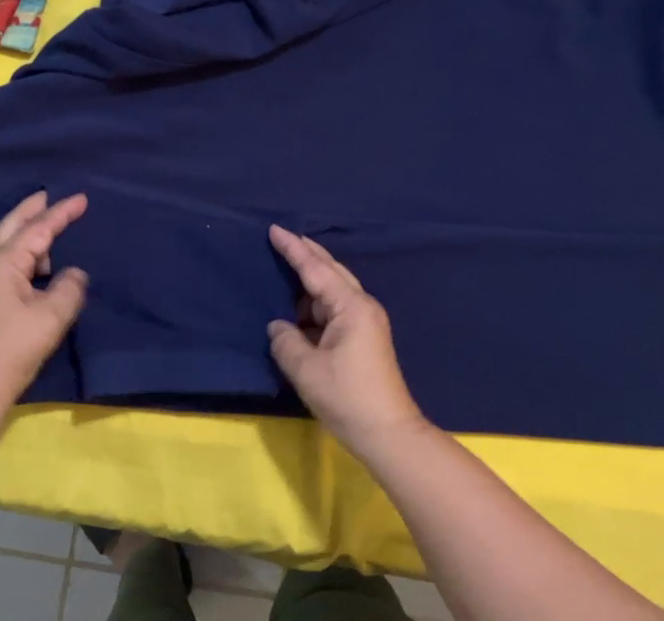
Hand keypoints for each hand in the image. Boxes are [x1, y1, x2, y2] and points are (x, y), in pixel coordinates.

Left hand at [0, 192, 90, 401]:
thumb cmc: (13, 348)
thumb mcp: (51, 317)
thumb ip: (69, 288)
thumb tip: (74, 274)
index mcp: (4, 261)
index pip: (39, 228)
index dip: (62, 212)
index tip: (83, 198)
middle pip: (13, 224)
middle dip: (34, 209)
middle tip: (53, 194)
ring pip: (8, 241)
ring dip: (30, 231)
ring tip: (54, 228)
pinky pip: (7, 258)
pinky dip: (25, 250)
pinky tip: (40, 261)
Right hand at [267, 225, 426, 450]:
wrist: (389, 434)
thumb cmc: (348, 398)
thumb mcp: (306, 369)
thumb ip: (285, 341)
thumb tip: (279, 327)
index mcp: (351, 307)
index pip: (316, 269)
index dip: (293, 249)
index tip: (274, 229)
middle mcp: (361, 307)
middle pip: (330, 271)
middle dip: (306, 255)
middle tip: (281, 239)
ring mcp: (365, 323)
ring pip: (332, 291)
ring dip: (308, 282)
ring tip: (282, 270)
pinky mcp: (363, 339)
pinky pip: (333, 309)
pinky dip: (313, 304)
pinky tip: (295, 308)